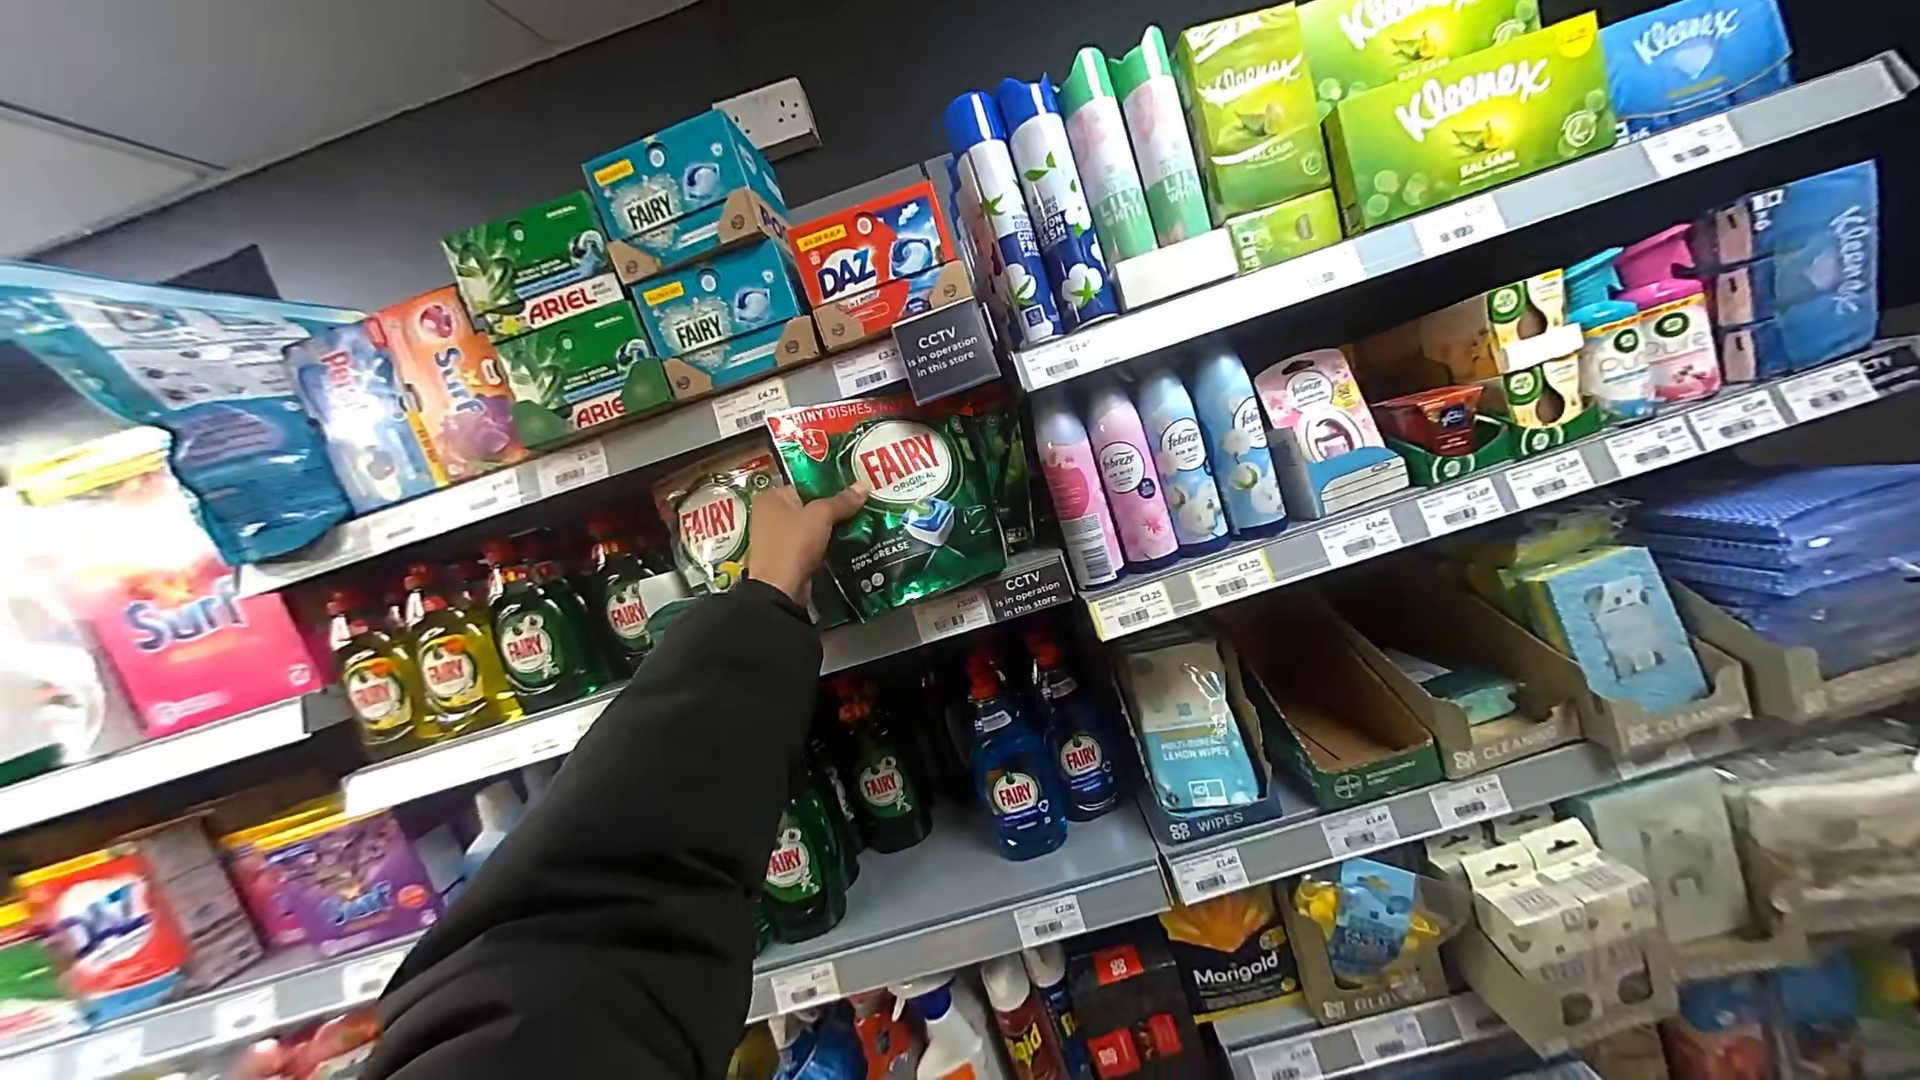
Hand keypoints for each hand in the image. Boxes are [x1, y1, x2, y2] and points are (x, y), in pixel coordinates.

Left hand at [748, 483, 868, 603]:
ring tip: (860, 519)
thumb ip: (842, 500)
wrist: (781, 589)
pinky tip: (848, 539)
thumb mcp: (821, 516)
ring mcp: (777, 537)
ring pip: (811, 525)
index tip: (853, 486)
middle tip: (861, 502)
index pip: (805, 483)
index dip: (830, 483)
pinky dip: (826, 541)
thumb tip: (865, 484)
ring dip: (832, 525)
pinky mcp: (787, 556)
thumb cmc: (794, 543)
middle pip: (809, 504)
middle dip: (834, 505)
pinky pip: (811, 542)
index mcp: (771, 497)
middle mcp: (770, 514)